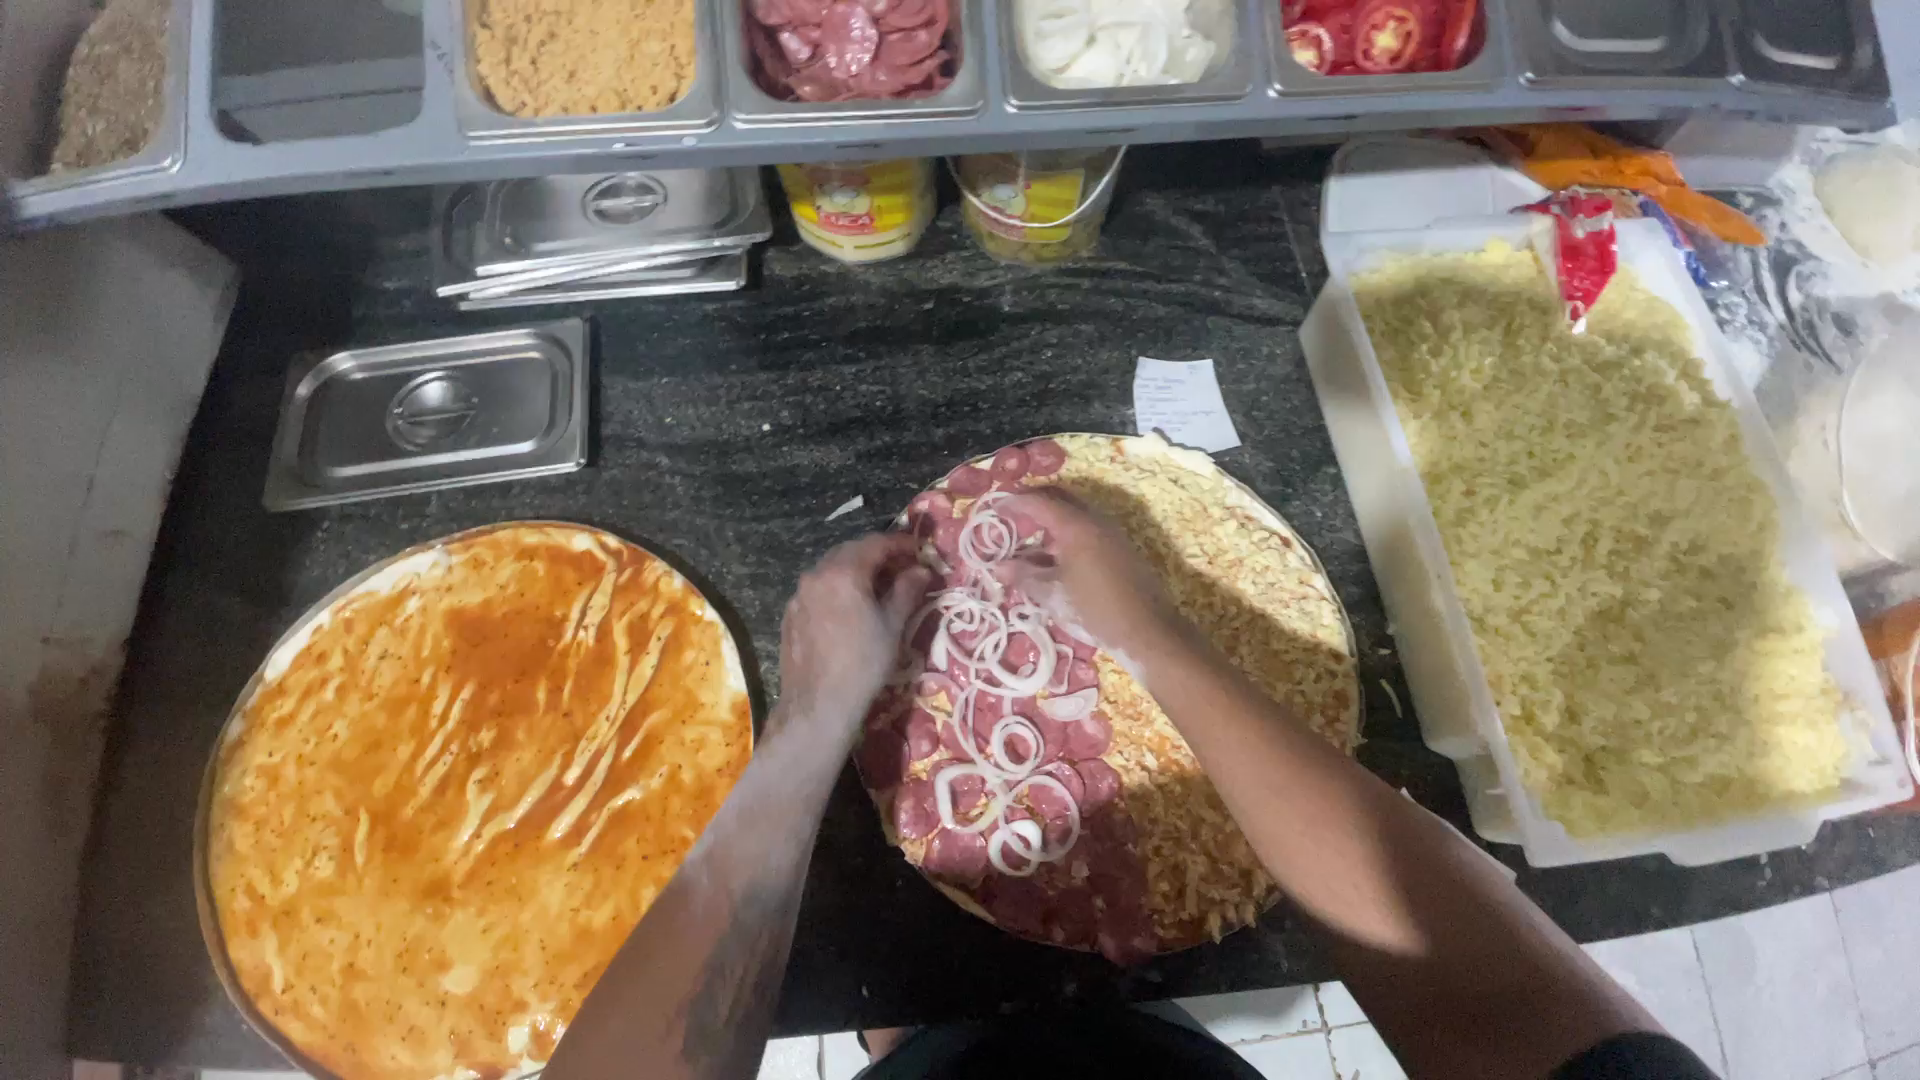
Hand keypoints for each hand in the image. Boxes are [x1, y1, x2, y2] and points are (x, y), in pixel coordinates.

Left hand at [776, 533, 931, 742]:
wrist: (817, 705)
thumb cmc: (863, 663)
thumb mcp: (892, 626)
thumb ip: (907, 590)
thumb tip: (922, 570)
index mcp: (843, 572)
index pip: (875, 543)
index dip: (900, 544)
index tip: (919, 551)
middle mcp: (816, 575)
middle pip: (850, 552)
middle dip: (877, 555)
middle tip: (901, 568)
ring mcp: (799, 595)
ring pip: (831, 570)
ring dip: (856, 571)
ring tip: (877, 587)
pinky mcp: (790, 615)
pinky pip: (818, 590)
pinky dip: (837, 589)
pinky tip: (850, 608)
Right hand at [998, 488, 1187, 660]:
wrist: (1146, 631)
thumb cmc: (1094, 609)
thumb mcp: (1052, 594)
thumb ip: (1023, 575)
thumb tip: (998, 567)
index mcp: (1076, 526)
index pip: (1040, 502)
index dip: (1015, 502)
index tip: (996, 507)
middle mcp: (1096, 521)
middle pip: (1060, 500)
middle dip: (1034, 506)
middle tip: (1013, 520)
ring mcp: (1112, 534)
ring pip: (1075, 516)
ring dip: (1051, 524)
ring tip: (1030, 547)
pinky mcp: (1120, 549)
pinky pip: (1088, 530)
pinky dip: (1067, 536)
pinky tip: (1056, 560)